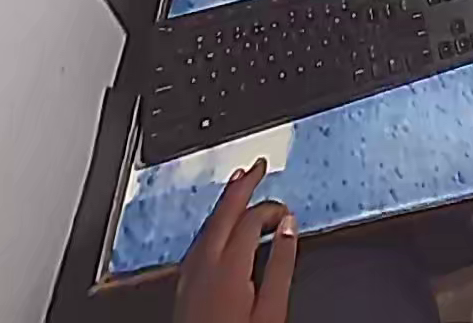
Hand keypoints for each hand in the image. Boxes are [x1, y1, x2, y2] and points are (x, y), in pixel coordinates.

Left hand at [174, 157, 297, 322]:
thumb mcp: (272, 313)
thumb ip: (282, 264)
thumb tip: (289, 225)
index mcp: (229, 262)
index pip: (253, 217)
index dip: (272, 208)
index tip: (287, 211)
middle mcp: (205, 261)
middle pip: (225, 209)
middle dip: (244, 183)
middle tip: (260, 164)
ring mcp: (190, 273)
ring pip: (209, 222)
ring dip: (227, 199)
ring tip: (240, 181)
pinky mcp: (183, 286)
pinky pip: (200, 238)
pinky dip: (215, 220)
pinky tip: (220, 223)